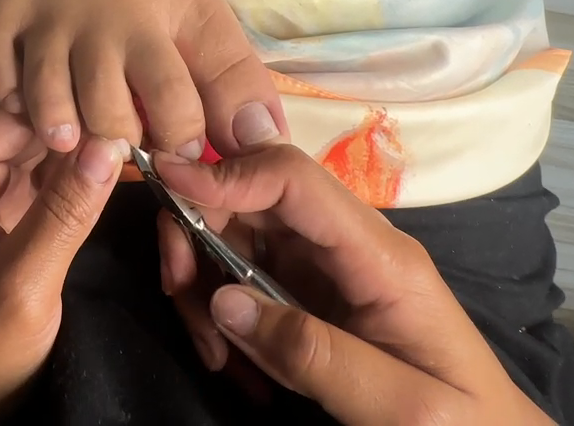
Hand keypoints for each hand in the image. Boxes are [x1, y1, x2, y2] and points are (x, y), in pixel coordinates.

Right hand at [0, 0, 286, 160]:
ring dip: (69, 128)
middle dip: (122, 141)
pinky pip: (0, 89)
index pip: (184, 119)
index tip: (171, 140)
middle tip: (114, 130)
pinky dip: (17, 100)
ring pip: (57, 118)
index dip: (182, 144)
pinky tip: (27, 85)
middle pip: (116, 126)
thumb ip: (224, 61)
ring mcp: (38, 20)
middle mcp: (103, 26)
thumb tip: (262, 137)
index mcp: (162, 16)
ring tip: (72, 122)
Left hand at [0, 106, 124, 425]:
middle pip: (27, 122)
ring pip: (39, 146)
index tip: (125, 103)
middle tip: (143, 114)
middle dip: (80, 118)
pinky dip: (78, 170)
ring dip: (83, 143)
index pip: (14, 111)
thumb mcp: (24, 284)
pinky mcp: (6, 213)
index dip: (67, 103)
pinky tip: (119, 161)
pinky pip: (44, 175)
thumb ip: (65, 212)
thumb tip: (110, 142)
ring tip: (140, 129)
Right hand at [154, 145, 553, 424]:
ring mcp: (318, 265)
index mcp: (378, 253)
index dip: (226, 171)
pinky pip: (235, 276)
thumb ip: (317, 356)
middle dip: (197, 232)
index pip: (292, 177)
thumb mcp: (407, 413)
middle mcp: (342, 243)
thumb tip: (225, 302)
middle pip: (247, 198)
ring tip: (211, 352)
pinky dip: (215, 308)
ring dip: (201, 280)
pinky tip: (228, 359)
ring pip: (230, 234)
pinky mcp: (300, 291)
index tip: (166, 179)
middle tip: (177, 290)